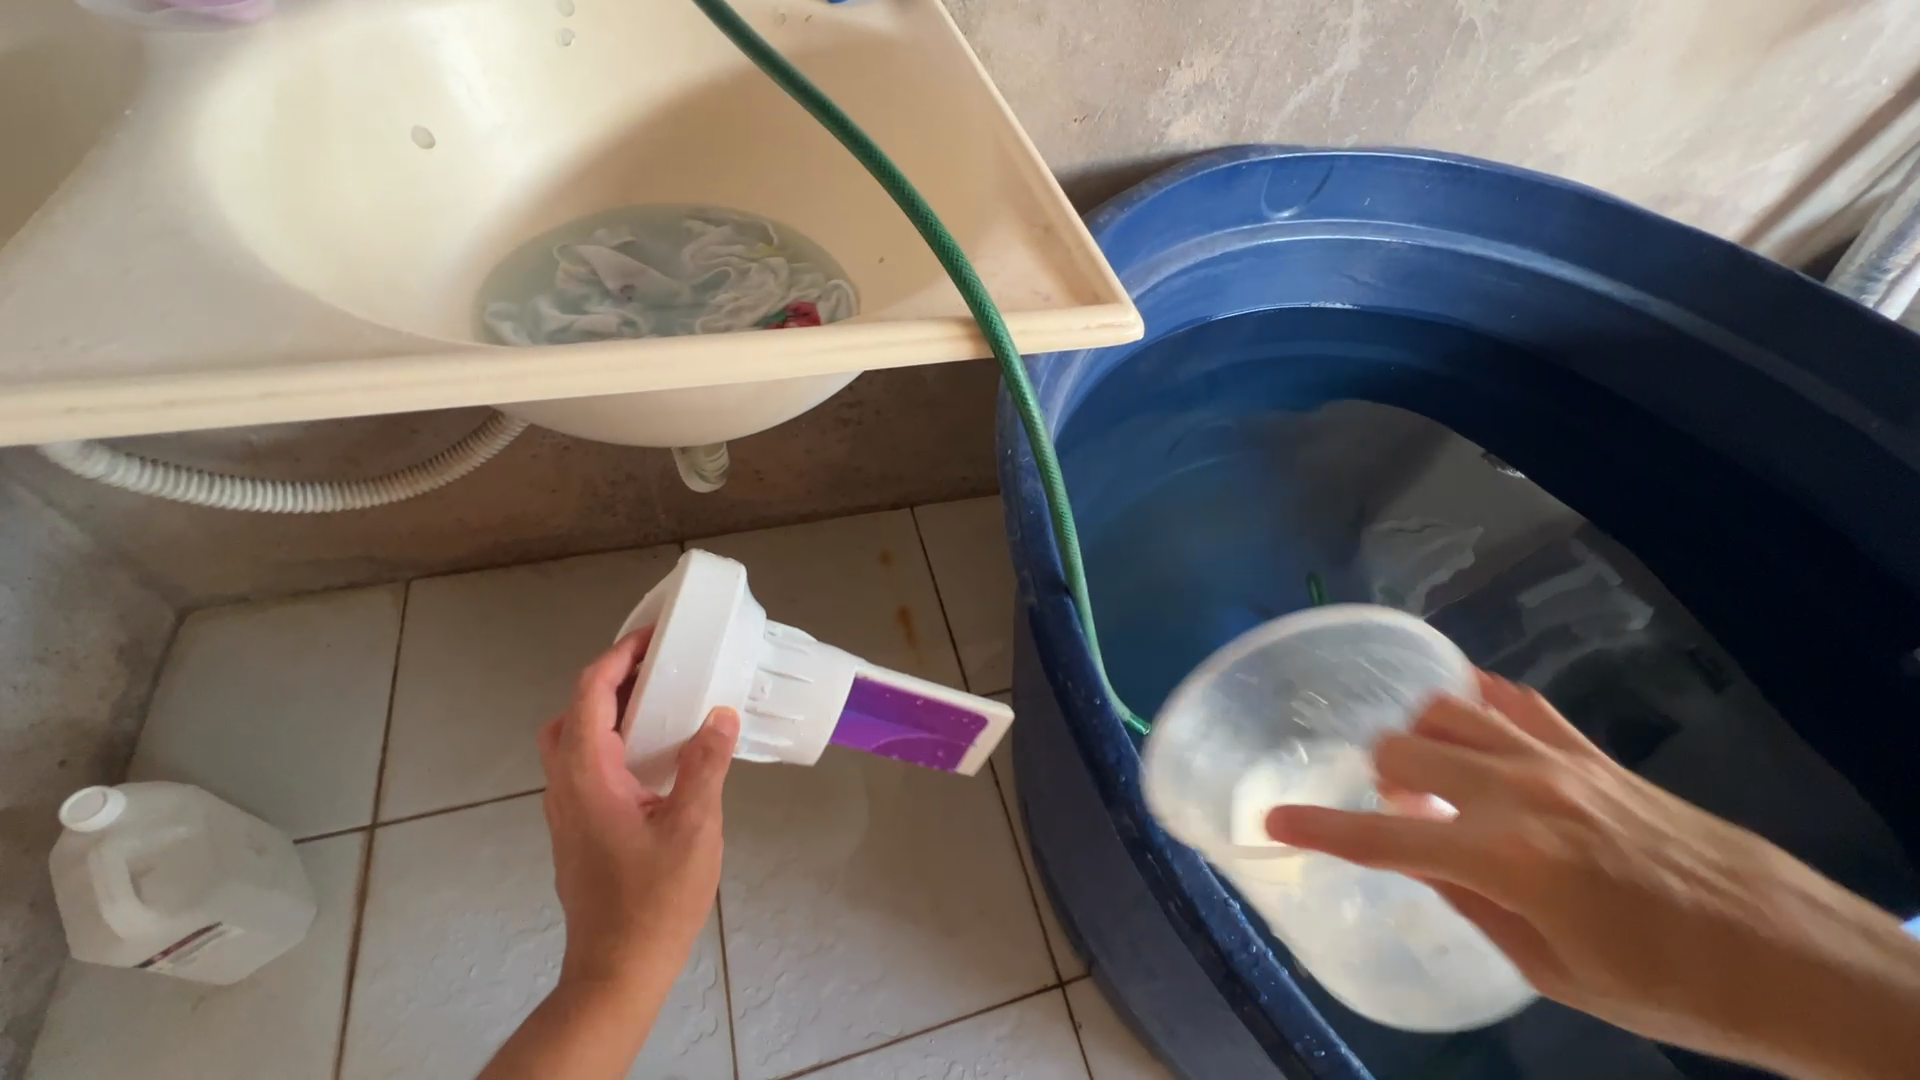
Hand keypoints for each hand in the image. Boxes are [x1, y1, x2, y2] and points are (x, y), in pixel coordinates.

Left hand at [538, 629, 739, 990]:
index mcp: (588, 777)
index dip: (616, 658)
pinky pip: (588, 766)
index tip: (653, 638)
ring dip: (609, 712)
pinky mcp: (580, 829)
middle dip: (609, 681)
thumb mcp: (693, 828)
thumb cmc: (654, 899)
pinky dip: (613, 742)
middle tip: (657, 669)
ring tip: (661, 702)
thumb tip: (720, 714)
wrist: (618, 969)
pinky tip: (656, 755)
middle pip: (572, 714)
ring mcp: (569, 811)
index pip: (589, 696)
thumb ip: (705, 766)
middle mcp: (567, 787)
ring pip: (575, 742)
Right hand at [1265, 672, 1919, 1078]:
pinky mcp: (1595, 753)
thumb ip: (1471, 904)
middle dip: (1378, 772)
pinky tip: (1470, 718)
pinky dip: (1477, 700)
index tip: (1272, 822)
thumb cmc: (1676, 989)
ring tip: (1433, 771)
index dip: (1319, 829)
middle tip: (1396, 807)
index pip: (1383, 836)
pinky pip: (1516, 700)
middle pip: (1403, 746)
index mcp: (1506, 861)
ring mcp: (1559, 762)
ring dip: (1419, 734)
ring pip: (1448, 708)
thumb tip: (1421, 859)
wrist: (1812, 966)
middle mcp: (1520, 793)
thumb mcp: (1555, 973)